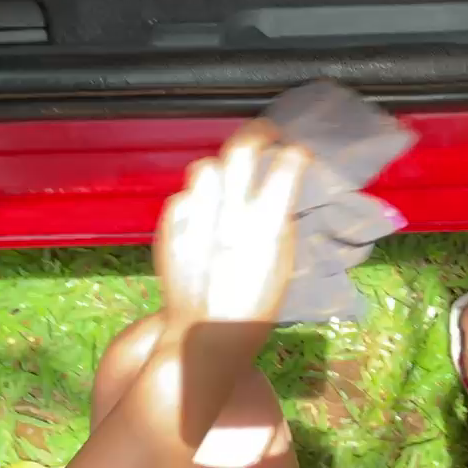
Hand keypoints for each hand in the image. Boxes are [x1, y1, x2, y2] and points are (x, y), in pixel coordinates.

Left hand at [155, 121, 308, 357]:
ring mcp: (193, 217)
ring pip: (205, 167)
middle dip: (258, 133)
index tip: (298, 153)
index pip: (285, 166)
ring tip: (229, 180)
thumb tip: (278, 189)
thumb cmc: (253, 306)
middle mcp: (228, 214)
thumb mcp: (281, 263)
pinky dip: (197, 200)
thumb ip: (278, 221)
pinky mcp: (169, 226)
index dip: (296, 153)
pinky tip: (204, 215)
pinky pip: (184, 196)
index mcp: (264, 226)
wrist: (204, 333)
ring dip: (221, 168)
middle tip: (267, 135)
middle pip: (240, 150)